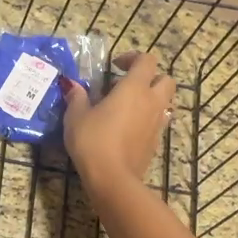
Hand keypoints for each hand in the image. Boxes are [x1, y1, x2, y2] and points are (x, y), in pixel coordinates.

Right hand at [61, 49, 176, 193]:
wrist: (113, 178)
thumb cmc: (93, 142)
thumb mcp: (76, 117)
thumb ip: (77, 98)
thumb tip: (73, 85)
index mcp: (134, 88)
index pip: (146, 61)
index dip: (133, 58)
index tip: (115, 66)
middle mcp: (151, 101)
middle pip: (165, 79)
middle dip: (150, 78)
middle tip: (127, 86)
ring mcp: (157, 123)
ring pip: (164, 102)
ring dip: (150, 99)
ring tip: (127, 109)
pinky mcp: (156, 142)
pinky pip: (157, 122)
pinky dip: (147, 119)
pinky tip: (127, 129)